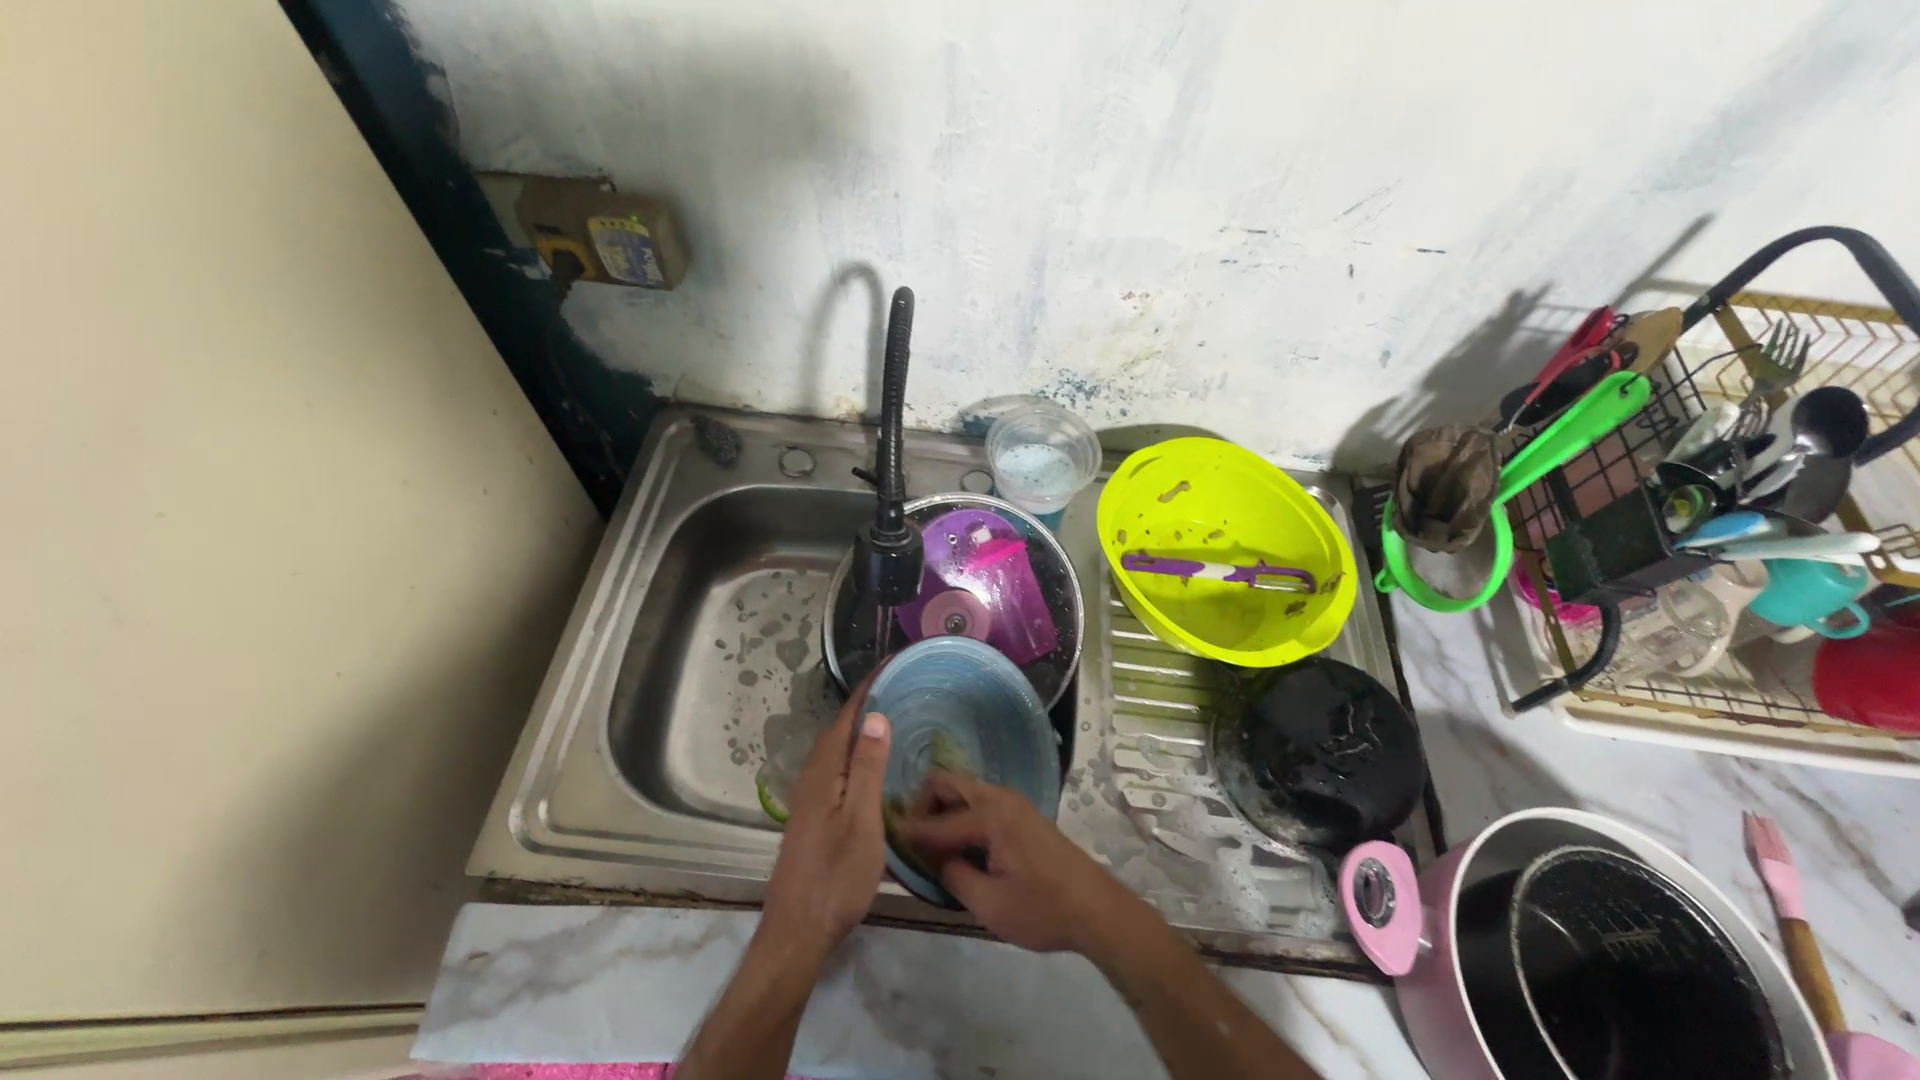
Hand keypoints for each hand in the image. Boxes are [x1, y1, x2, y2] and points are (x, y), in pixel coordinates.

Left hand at [759, 675, 891, 960]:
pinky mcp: (818, 816)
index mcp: (825, 771)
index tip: (894, 662)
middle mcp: (814, 777)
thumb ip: (868, 769)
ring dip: (866, 728)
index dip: (869, 687)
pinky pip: (843, 769)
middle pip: (843, 729)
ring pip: (842, 750)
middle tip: (905, 684)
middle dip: (870, 702)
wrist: (799, 930)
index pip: (848, 716)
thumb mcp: (861, 822)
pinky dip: (863, 755)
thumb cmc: (836, 877)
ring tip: (899, 714)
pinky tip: (882, 765)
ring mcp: (813, 798)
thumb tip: (875, 715)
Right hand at [899, 770, 1145, 954]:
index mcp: (991, 815)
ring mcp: (1013, 803)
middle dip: (922, 810)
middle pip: (946, 784)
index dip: (907, 837)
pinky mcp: (1020, 815)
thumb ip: (951, 875)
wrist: (1098, 911)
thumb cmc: (1044, 910)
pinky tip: (956, 851)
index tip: (882, 846)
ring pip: (962, 792)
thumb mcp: (989, 904)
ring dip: (941, 813)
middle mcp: (1000, 798)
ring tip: (929, 852)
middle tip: (910, 846)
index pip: (935, 822)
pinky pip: (978, 804)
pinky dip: (959, 818)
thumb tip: (926, 858)